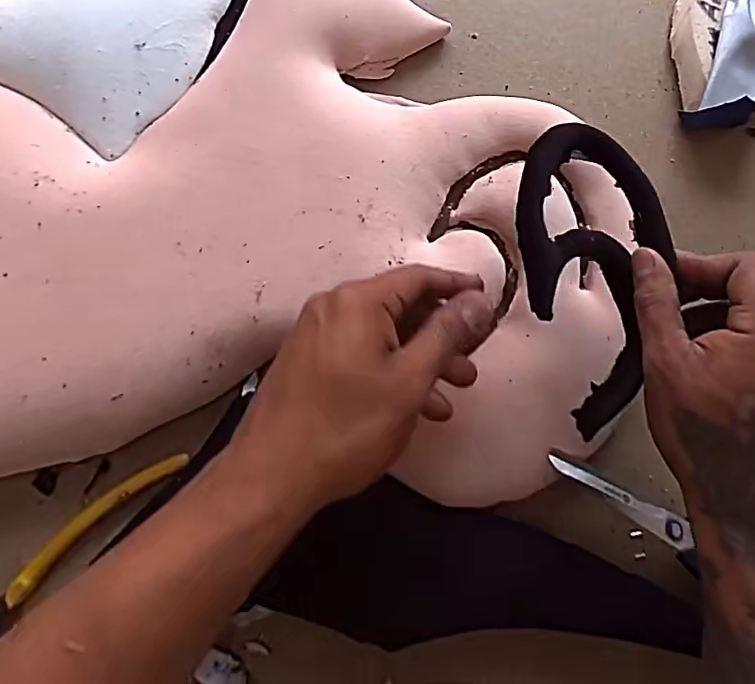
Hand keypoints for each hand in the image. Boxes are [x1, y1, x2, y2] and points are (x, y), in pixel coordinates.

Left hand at [223, 265, 497, 509]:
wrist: (270, 477)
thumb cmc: (345, 429)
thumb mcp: (409, 380)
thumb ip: (447, 334)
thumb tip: (477, 300)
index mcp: (356, 301)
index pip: (418, 277)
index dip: (456, 285)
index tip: (484, 295)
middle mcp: (333, 307)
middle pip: (400, 305)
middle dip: (442, 331)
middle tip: (473, 353)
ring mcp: (317, 333)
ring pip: (383, 333)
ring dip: (421, 355)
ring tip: (455, 385)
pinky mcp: (309, 358)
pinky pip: (361, 350)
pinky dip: (391, 368)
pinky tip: (417, 402)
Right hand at [632, 249, 754, 537]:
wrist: (741, 504)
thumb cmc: (708, 445)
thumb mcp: (665, 361)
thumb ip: (657, 301)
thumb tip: (648, 261)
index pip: (743, 266)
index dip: (699, 266)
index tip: (671, 277)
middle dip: (708, 291)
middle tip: (673, 307)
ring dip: (723, 315)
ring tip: (688, 340)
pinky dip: (743, 339)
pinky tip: (712, 361)